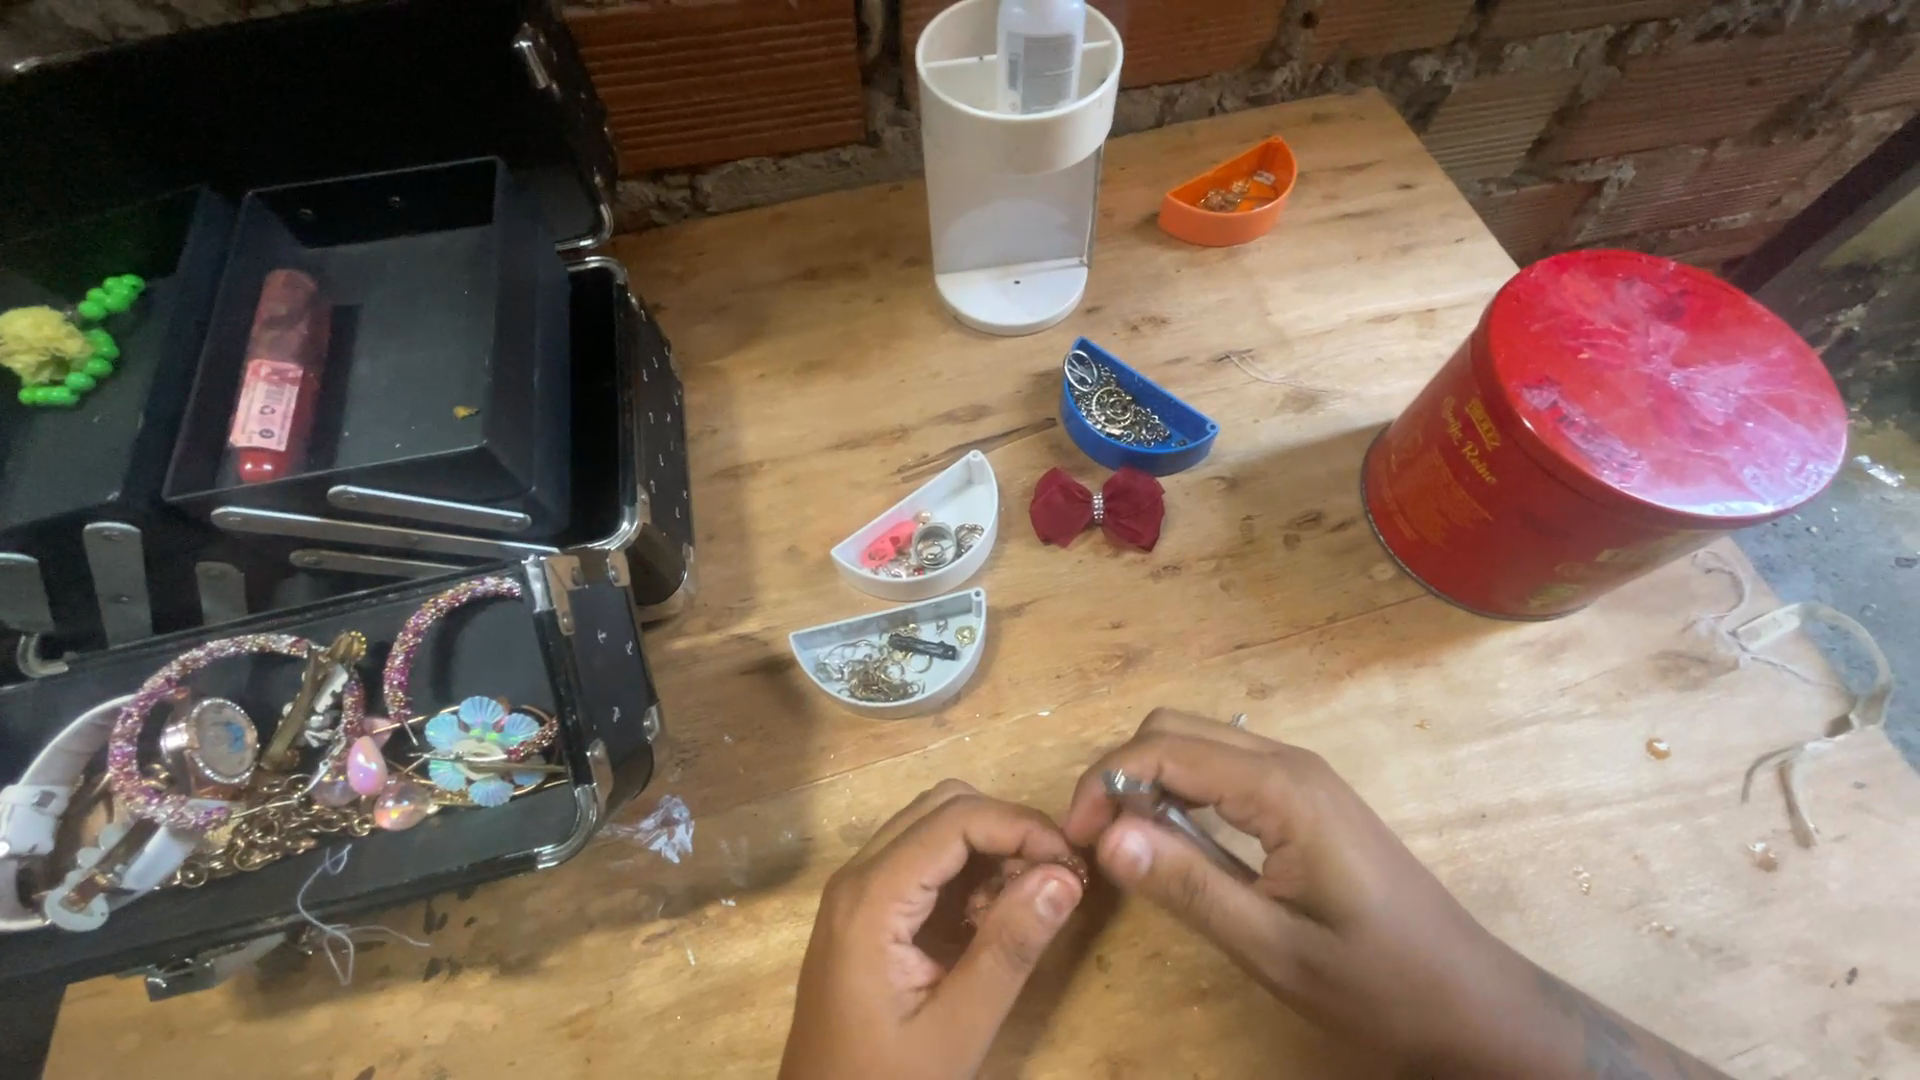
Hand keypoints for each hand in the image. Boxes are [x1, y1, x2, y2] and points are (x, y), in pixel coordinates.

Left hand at [780, 780, 1085, 1079]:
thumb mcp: (956, 1030)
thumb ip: (1008, 950)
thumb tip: (1063, 875)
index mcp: (872, 897)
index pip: (956, 818)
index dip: (1020, 826)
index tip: (1070, 863)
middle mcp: (858, 873)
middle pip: (943, 805)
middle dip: (1006, 828)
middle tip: (1052, 878)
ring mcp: (857, 886)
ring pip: (932, 822)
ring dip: (987, 845)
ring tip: (1021, 901)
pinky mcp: (865, 904)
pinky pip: (921, 854)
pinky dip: (965, 866)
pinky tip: (986, 915)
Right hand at [1061, 709, 1535, 1072]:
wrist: (1474, 1003)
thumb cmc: (1377, 984)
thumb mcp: (1273, 949)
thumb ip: (1187, 885)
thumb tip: (1106, 836)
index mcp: (1280, 789)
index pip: (1164, 749)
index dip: (1105, 782)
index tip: (1076, 837)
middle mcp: (1286, 761)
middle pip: (1175, 727)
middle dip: (1121, 770)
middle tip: (1098, 836)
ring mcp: (1298, 773)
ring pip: (1196, 739)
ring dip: (1148, 776)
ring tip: (1127, 839)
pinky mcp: (1301, 793)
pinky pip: (1221, 765)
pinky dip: (1180, 786)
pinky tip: (1175, 835)